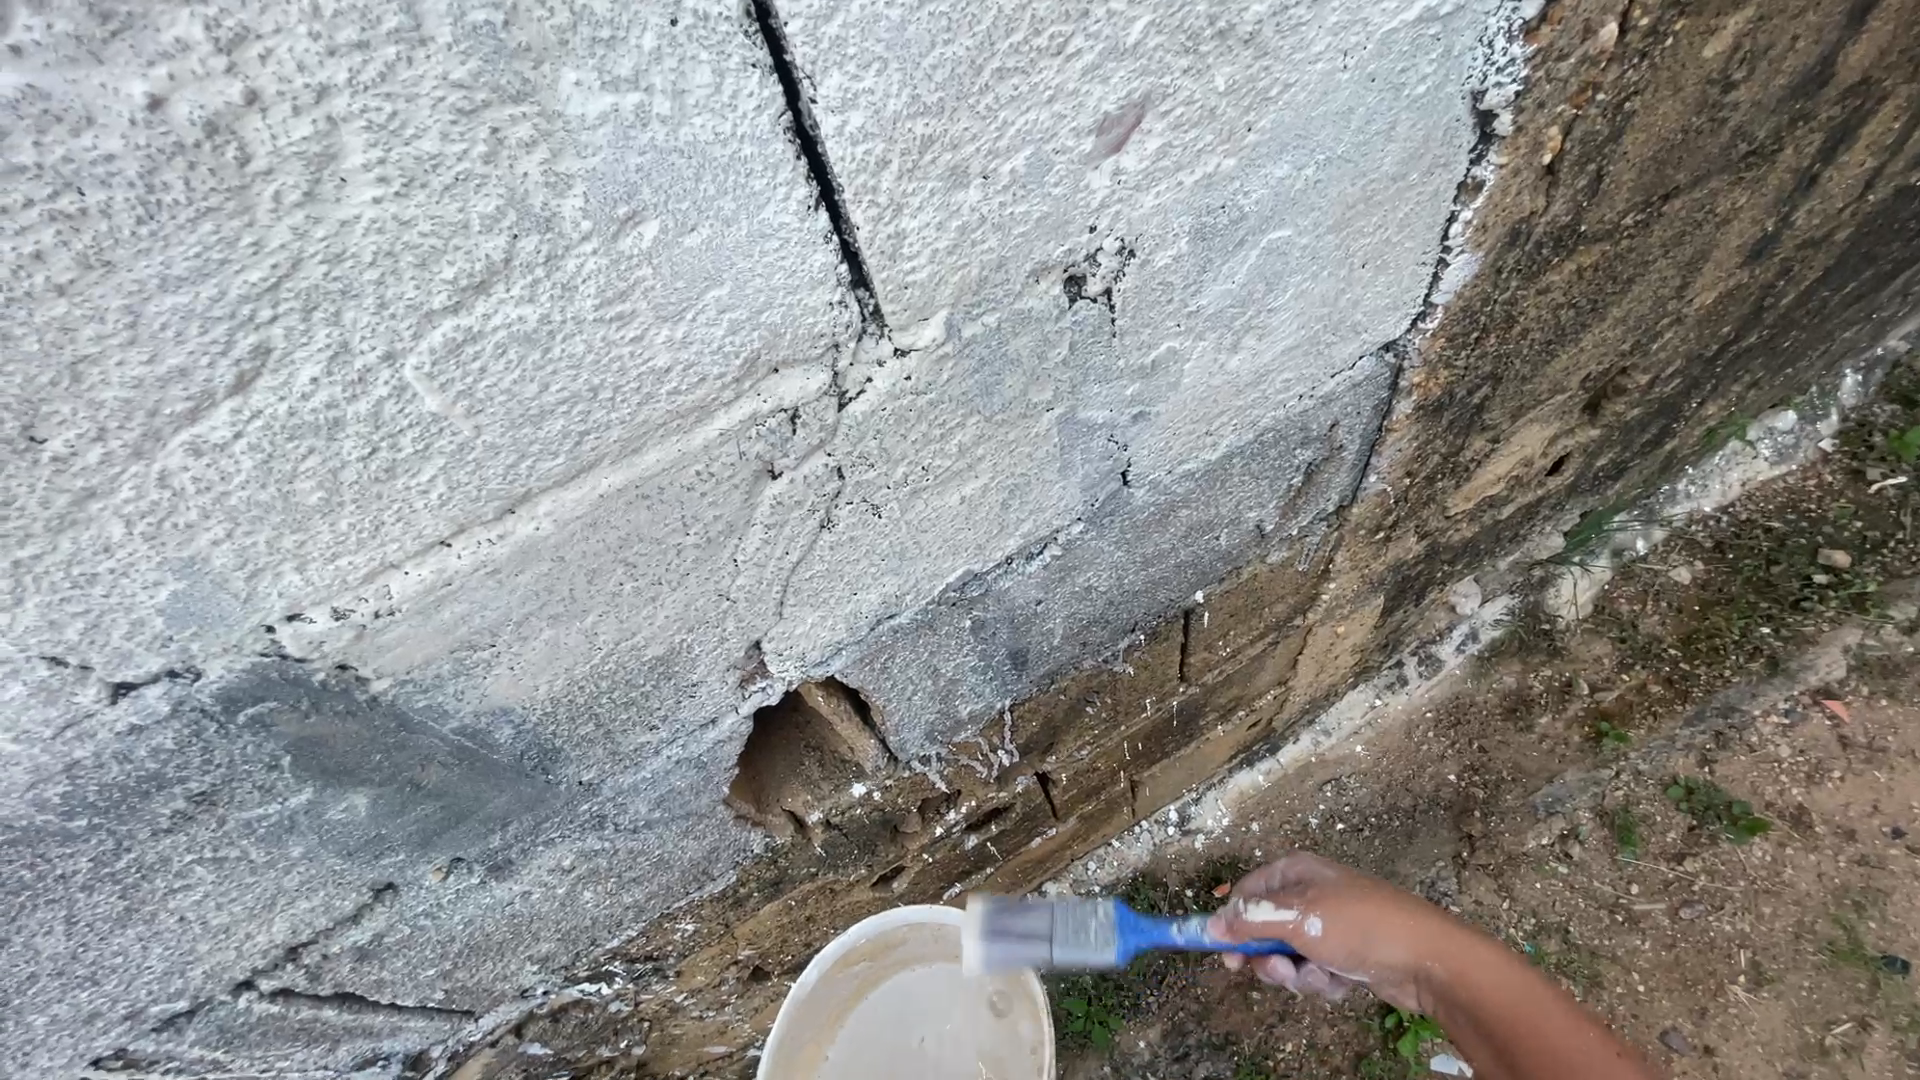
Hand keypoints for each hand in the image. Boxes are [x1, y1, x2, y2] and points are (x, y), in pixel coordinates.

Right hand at [1207, 852, 1468, 1012]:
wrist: (1428, 959)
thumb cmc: (1358, 925)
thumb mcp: (1297, 920)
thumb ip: (1250, 922)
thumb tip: (1211, 924)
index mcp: (1295, 872)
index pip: (1247, 891)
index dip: (1231, 918)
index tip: (1220, 947)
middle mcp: (1309, 894)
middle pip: (1266, 926)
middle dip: (1267, 954)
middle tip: (1270, 971)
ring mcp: (1329, 926)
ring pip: (1289, 954)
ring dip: (1296, 973)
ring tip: (1315, 978)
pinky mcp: (1346, 955)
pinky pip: (1315, 971)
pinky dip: (1321, 981)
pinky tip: (1338, 983)